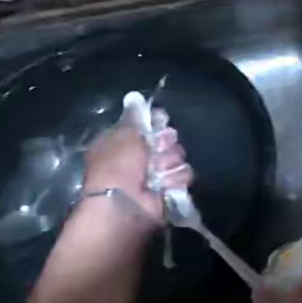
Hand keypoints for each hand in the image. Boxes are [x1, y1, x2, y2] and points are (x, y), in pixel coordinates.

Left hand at [79, 115, 189, 232]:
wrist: (125, 205)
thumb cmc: (117, 166)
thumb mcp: (122, 135)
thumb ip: (133, 117)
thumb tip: (135, 97)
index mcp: (125, 142)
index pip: (151, 123)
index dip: (157, 121)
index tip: (159, 121)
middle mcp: (142, 157)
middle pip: (169, 138)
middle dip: (164, 143)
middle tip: (154, 150)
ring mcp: (158, 173)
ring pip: (179, 155)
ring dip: (168, 162)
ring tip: (155, 172)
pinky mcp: (172, 189)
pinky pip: (184, 174)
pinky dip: (174, 179)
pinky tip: (162, 185)